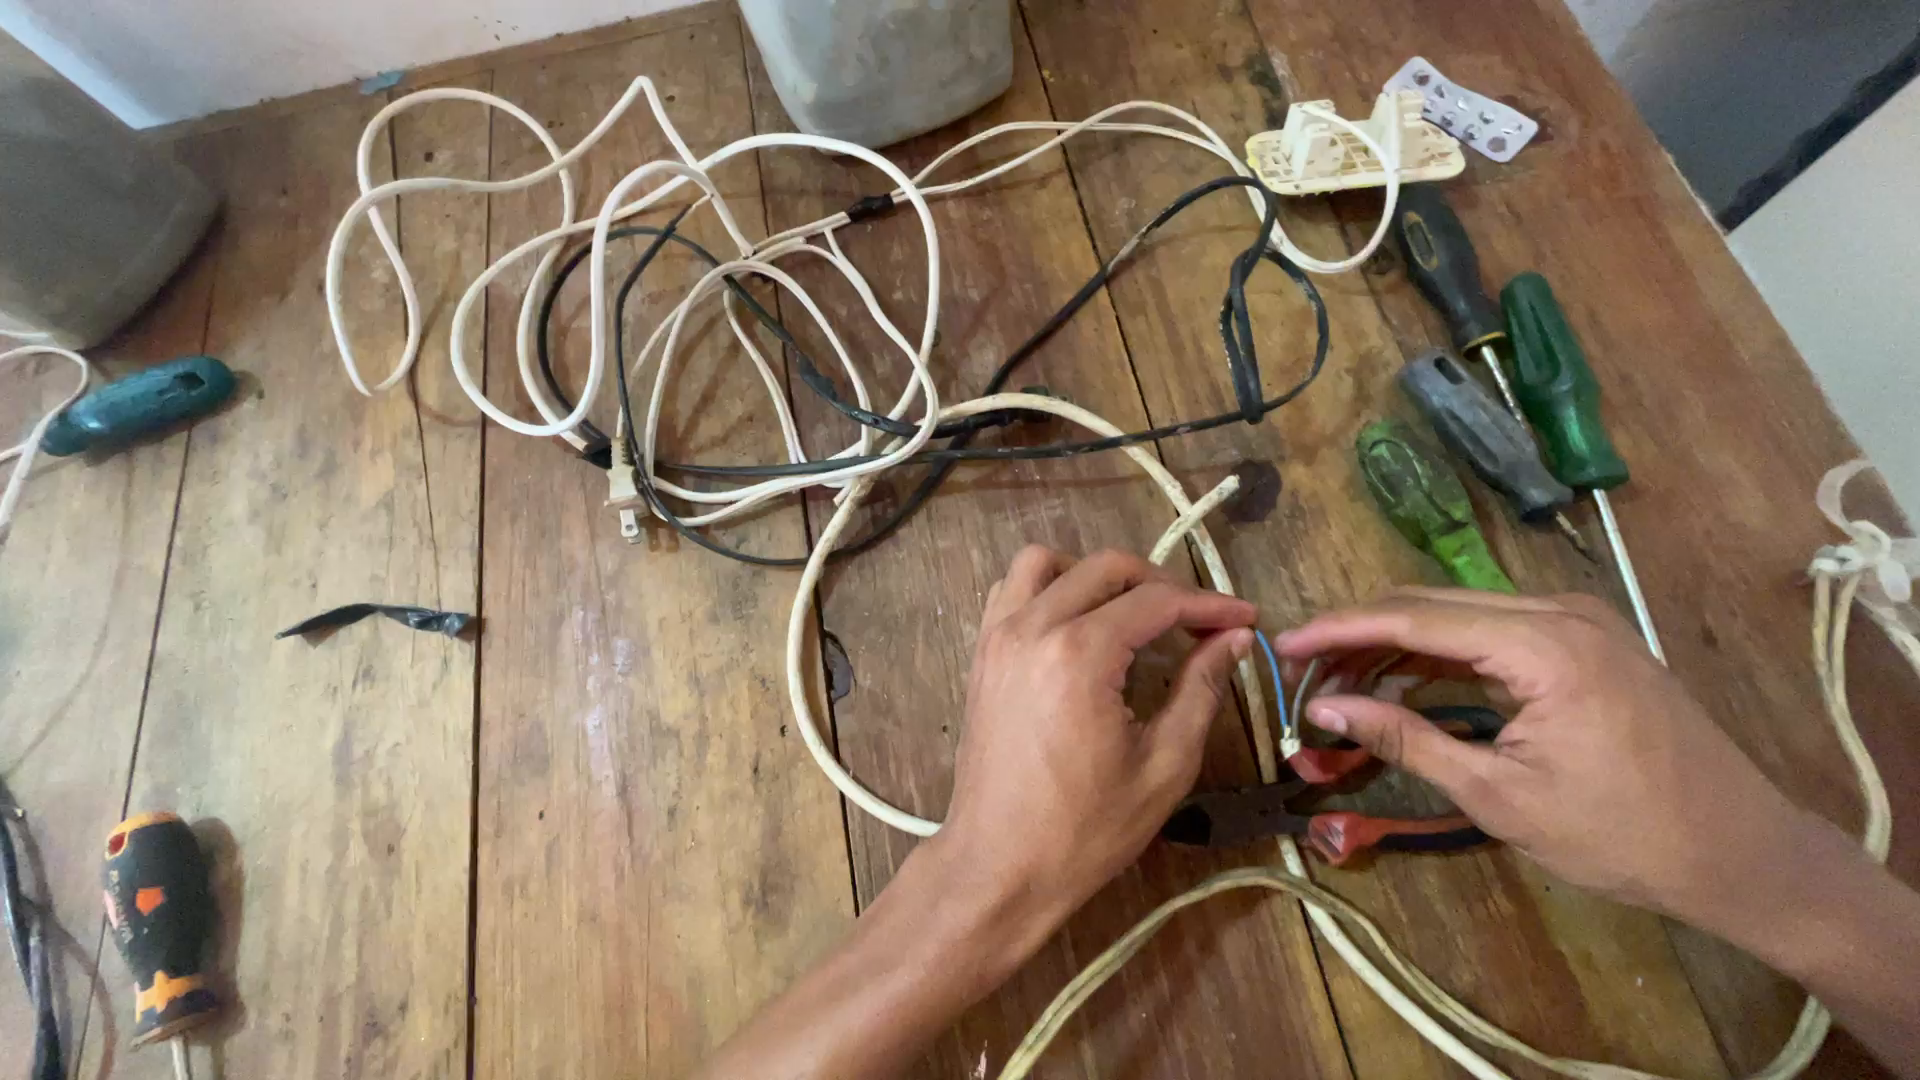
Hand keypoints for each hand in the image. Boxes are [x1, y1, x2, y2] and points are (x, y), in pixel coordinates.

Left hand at [933, 546, 1254, 941]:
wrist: (998, 864)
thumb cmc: (1085, 830)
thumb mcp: (1163, 766)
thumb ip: (1201, 690)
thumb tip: (1232, 639)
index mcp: (1080, 654)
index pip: (1156, 601)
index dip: (1209, 604)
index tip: (1245, 619)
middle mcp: (1032, 627)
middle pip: (1105, 567)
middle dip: (1161, 583)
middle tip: (1197, 621)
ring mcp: (997, 635)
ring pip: (1045, 562)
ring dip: (1095, 574)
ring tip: (1130, 612)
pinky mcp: (981, 652)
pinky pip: (1010, 589)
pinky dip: (1047, 588)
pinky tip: (1075, 623)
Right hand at [1275, 588, 1806, 917]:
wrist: (1749, 858)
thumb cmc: (1622, 835)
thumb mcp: (1498, 794)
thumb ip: (1404, 738)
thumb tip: (1320, 706)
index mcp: (1542, 645)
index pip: (1410, 617)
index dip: (1336, 630)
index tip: (1281, 647)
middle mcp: (1556, 612)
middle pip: (1424, 602)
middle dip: (1356, 634)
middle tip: (1303, 673)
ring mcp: (1572, 620)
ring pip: (1450, 611)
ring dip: (1389, 642)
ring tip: (1338, 681)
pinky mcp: (1578, 638)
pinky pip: (1484, 628)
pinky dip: (1432, 650)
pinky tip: (1396, 679)